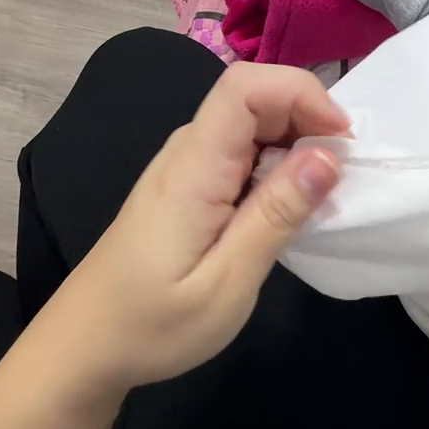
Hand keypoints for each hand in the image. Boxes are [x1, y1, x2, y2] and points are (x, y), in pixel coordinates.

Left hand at [35, 62, 348, 391]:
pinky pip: (241, 145)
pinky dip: (277, 159)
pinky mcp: (191, 179)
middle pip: (253, 95)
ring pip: (251, 118)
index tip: (340, 139)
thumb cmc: (153, 322)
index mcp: (195, 165)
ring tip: (320, 193)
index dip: (300, 93)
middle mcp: (189, 148)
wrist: (87, 342)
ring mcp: (187, 160)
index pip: (245, 86)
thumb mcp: (227, 284)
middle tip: (341, 172)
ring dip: (295, 138)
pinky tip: (287, 202)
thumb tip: (328, 157)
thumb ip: (277, 216)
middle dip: (307, 115)